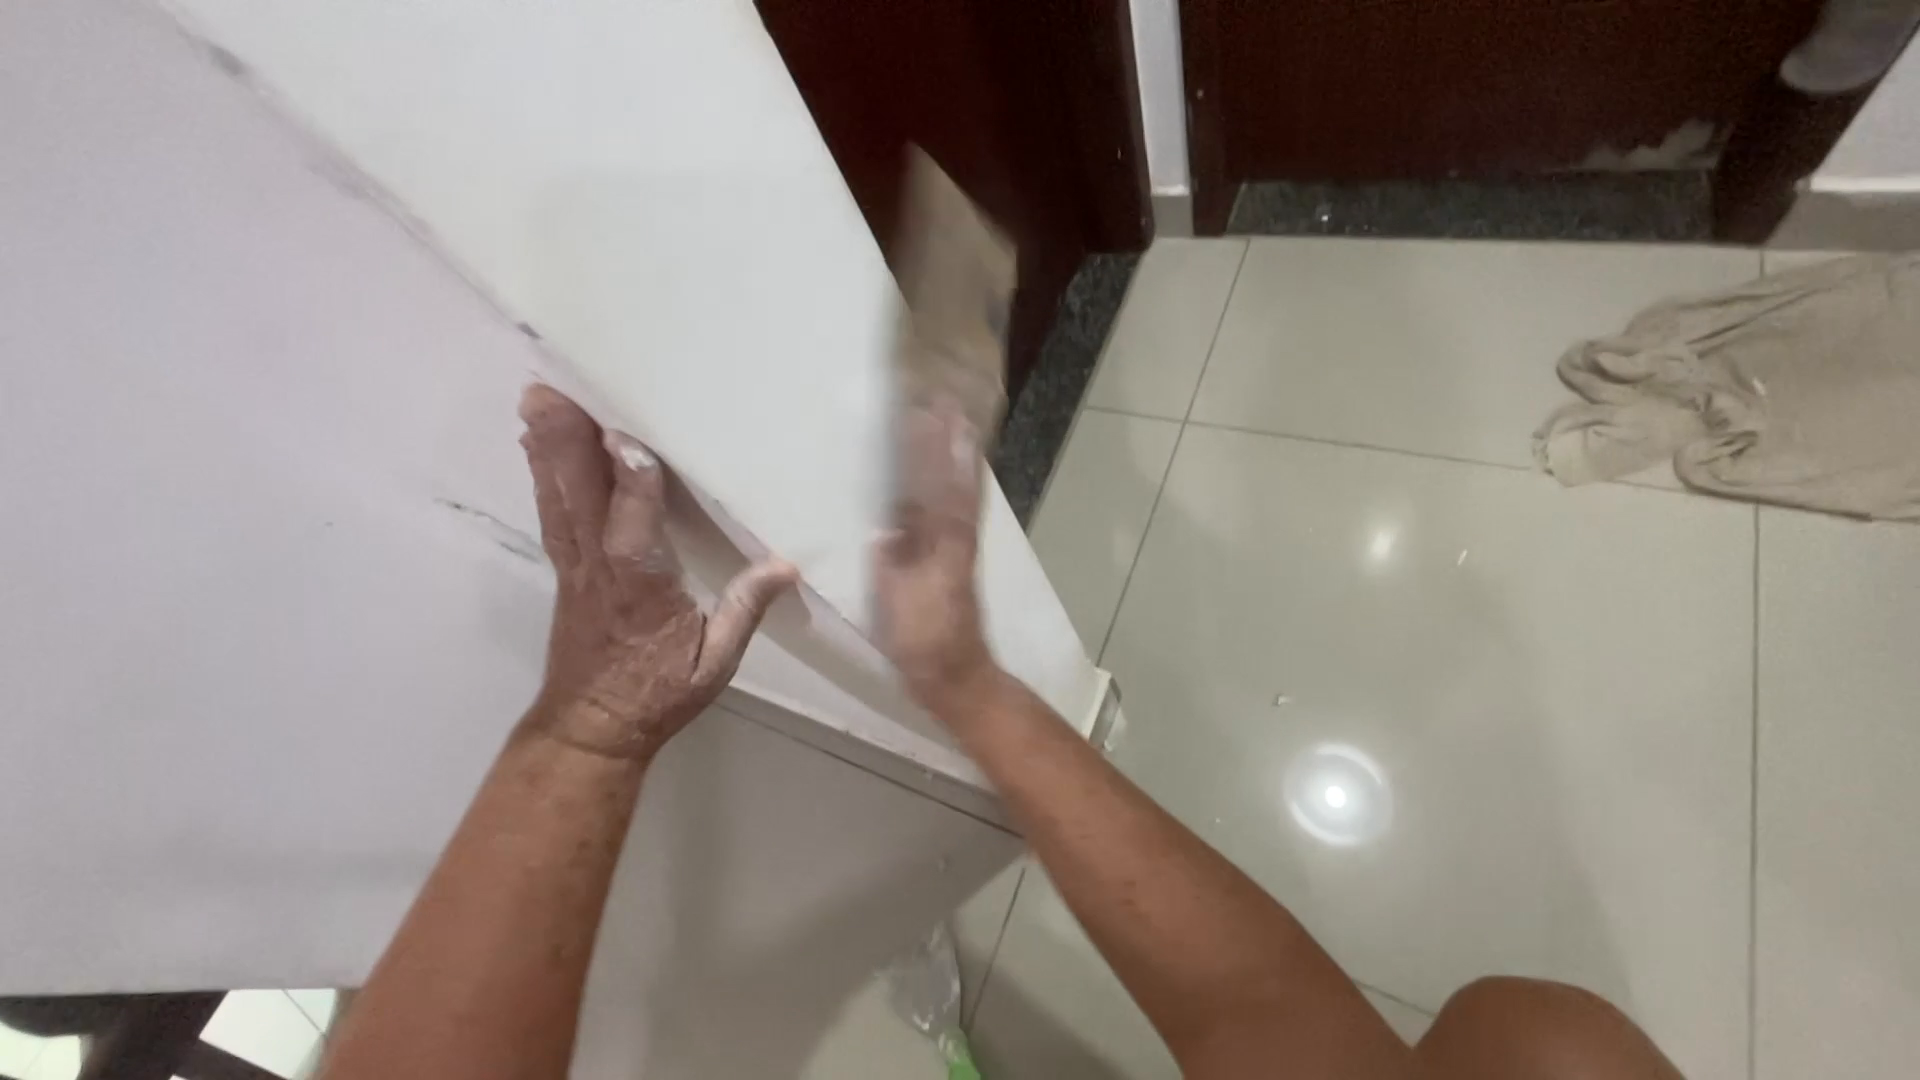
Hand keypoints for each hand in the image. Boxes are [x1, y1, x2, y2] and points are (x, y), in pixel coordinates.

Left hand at [516, 385, 796, 759]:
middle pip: (581, 497)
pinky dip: (541, 476)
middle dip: (567, 443)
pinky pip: (552, 514)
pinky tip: (533, 446)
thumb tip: (786, 565)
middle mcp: (602, 567)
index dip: (634, 479)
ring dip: (545, 448)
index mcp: (643, 586)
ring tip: (536, 397)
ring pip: (558, 498)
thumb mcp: (716, 662)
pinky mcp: (565, 569)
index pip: (637, 524)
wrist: (592, 729)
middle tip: (550, 390)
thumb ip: (746, 609)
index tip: (627, 433)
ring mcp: (576, 566)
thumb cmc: (658, 694)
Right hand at [875, 395, 997, 711]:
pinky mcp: (958, 558)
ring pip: (962, 491)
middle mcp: (956, 537)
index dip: (928, 450)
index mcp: (942, 545)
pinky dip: (961, 486)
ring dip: (959, 456)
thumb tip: (885, 527)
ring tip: (954, 422)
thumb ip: (893, 565)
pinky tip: (952, 476)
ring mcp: (960, 546)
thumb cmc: (925, 644)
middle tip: (945, 401)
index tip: (923, 411)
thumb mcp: (899, 606)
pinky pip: (961, 511)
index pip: (933, 486)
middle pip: (954, 479)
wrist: (957, 675)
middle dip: (950, 440)